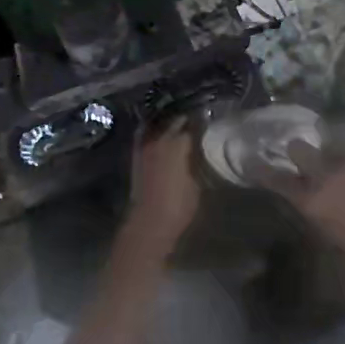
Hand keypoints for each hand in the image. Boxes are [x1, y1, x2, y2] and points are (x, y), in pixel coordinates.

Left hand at [125, 122, 199, 250]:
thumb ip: (196, 161)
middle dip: (185, 122)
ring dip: (169, 126)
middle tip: (196, 123)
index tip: (208, 122)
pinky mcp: (136, 157)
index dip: (201, 123)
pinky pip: (145, 137)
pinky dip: (154, 134)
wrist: (150, 221)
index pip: (192, 125)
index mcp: (178, 145)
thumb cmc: (179, 205)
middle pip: (175, 123)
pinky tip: (161, 137)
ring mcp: (145, 147)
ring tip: (180, 128)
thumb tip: (198, 151)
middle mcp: (160, 140)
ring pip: (159, 128)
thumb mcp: (196, 183)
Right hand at [262, 142, 344, 284]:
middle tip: (297, 153)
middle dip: (296, 150)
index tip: (250, 159)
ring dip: (328, 151)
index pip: (278, 181)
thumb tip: (318, 210)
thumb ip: (324, 221)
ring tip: (335, 159)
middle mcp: (328, 179)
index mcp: (314, 205)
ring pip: (330, 145)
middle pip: (300, 149)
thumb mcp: (340, 246)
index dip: (261, 169)